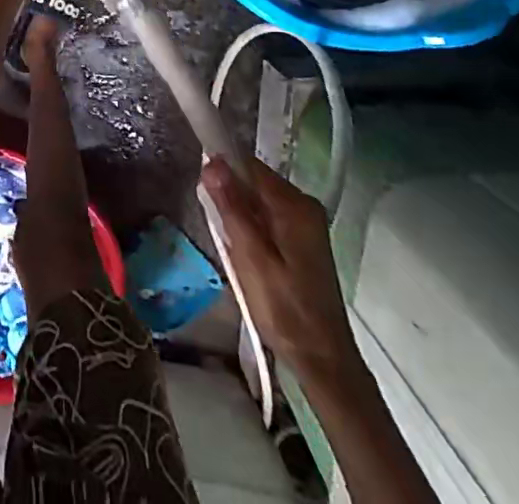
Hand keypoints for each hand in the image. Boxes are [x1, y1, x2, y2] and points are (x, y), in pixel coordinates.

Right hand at [201, 155, 359, 383]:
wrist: (321, 356)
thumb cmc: (284, 308)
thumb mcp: (251, 257)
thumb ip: (232, 209)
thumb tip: (212, 163)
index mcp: (294, 206)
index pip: (250, 166)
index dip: (221, 165)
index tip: (196, 178)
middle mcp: (303, 206)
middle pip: (254, 181)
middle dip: (227, 193)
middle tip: (210, 220)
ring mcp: (303, 223)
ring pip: (257, 200)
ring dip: (235, 211)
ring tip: (223, 238)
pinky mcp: (299, 239)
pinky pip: (264, 217)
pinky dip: (247, 225)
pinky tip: (238, 248)